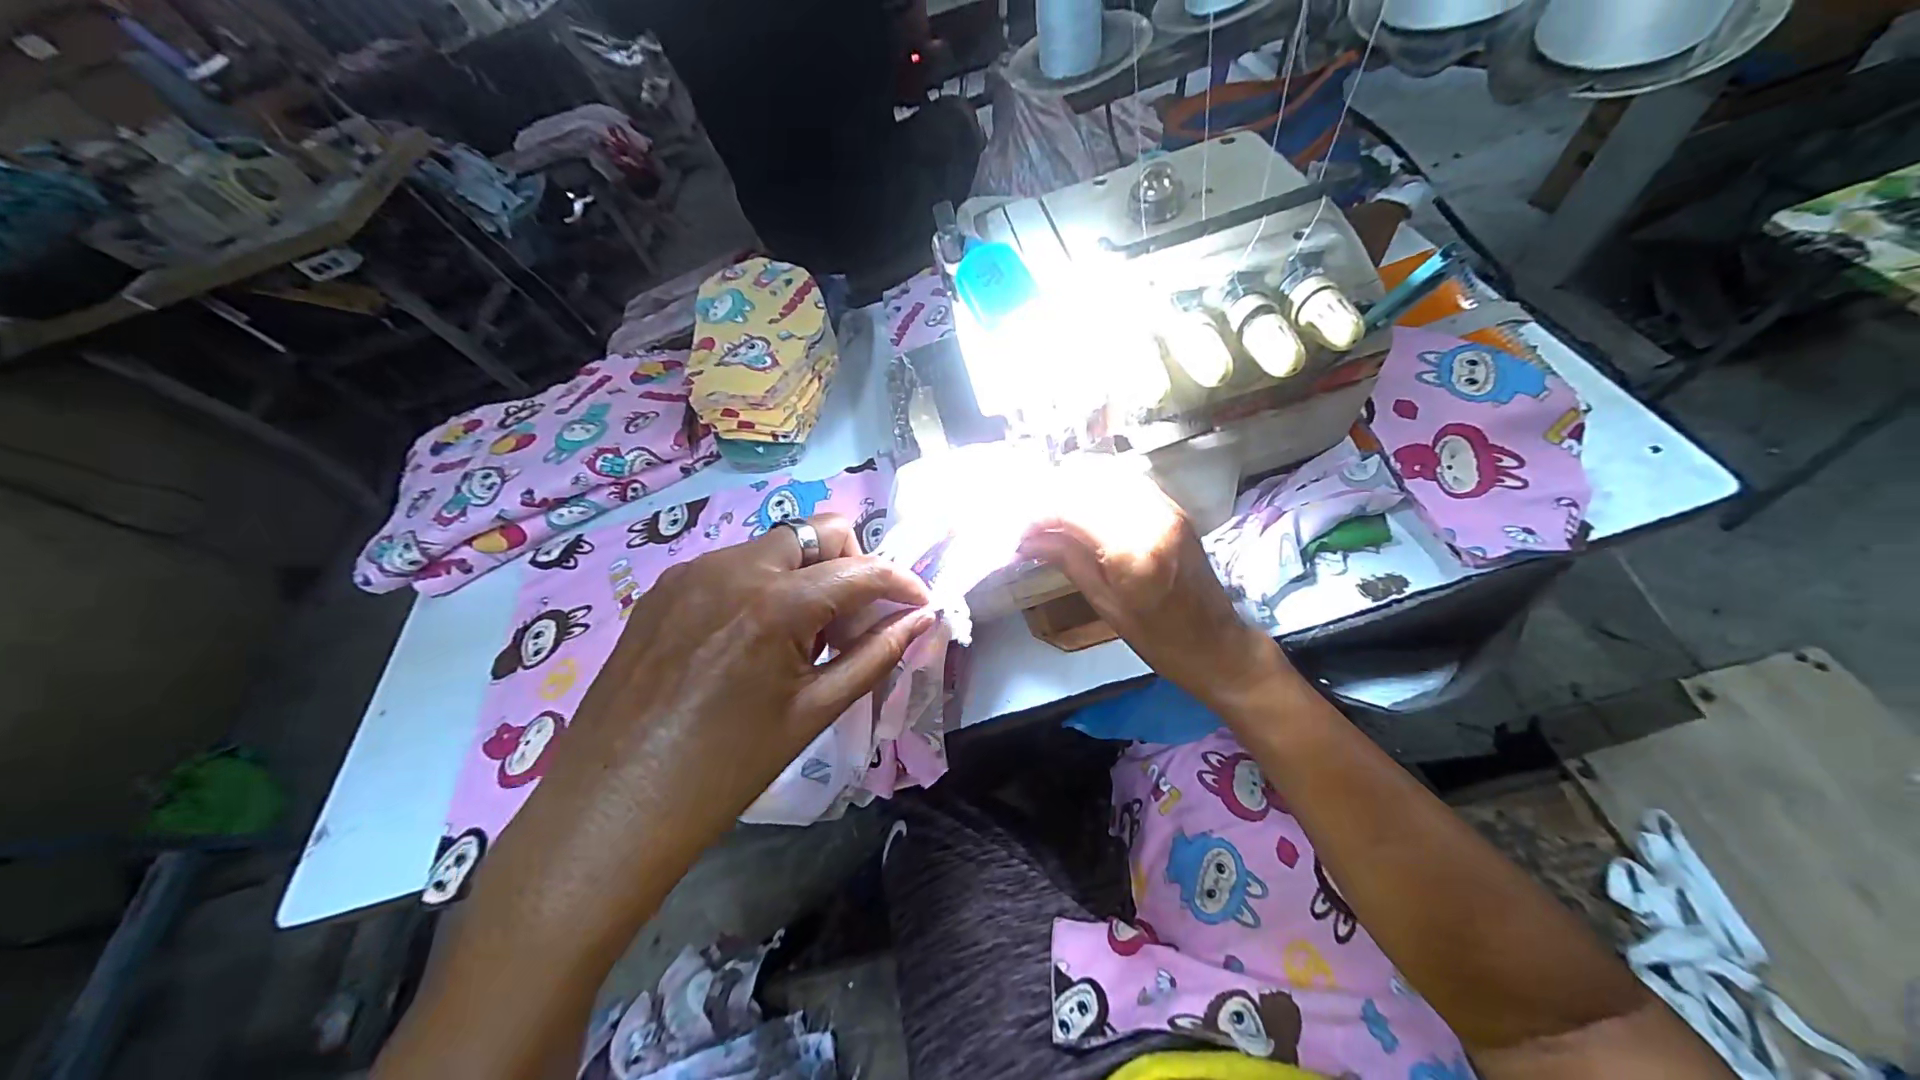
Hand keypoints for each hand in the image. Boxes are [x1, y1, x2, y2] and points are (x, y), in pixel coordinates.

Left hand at [375, 516, 932, 1079]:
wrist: (612, 806)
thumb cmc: (726, 768)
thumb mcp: (813, 712)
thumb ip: (875, 656)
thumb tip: (920, 620)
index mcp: (777, 601)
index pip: (861, 569)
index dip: (900, 584)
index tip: (918, 606)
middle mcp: (733, 566)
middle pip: (816, 534)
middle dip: (849, 567)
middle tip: (850, 625)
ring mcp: (690, 572)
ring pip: (772, 548)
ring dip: (804, 577)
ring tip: (798, 641)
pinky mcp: (662, 589)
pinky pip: (730, 567)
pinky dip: (760, 587)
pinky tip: (750, 642)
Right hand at [1018, 461, 1288, 711]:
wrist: (1218, 645)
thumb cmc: (1159, 640)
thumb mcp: (1105, 605)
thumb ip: (1067, 560)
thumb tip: (1027, 541)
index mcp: (1133, 552)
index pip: (1073, 509)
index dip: (1039, 514)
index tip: (1020, 530)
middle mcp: (1152, 520)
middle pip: (1090, 483)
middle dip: (1054, 494)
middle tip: (1031, 517)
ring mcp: (1168, 510)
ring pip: (1111, 475)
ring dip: (1076, 484)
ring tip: (1052, 508)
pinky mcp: (1175, 509)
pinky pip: (1131, 482)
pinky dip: (1101, 485)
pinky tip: (1083, 502)